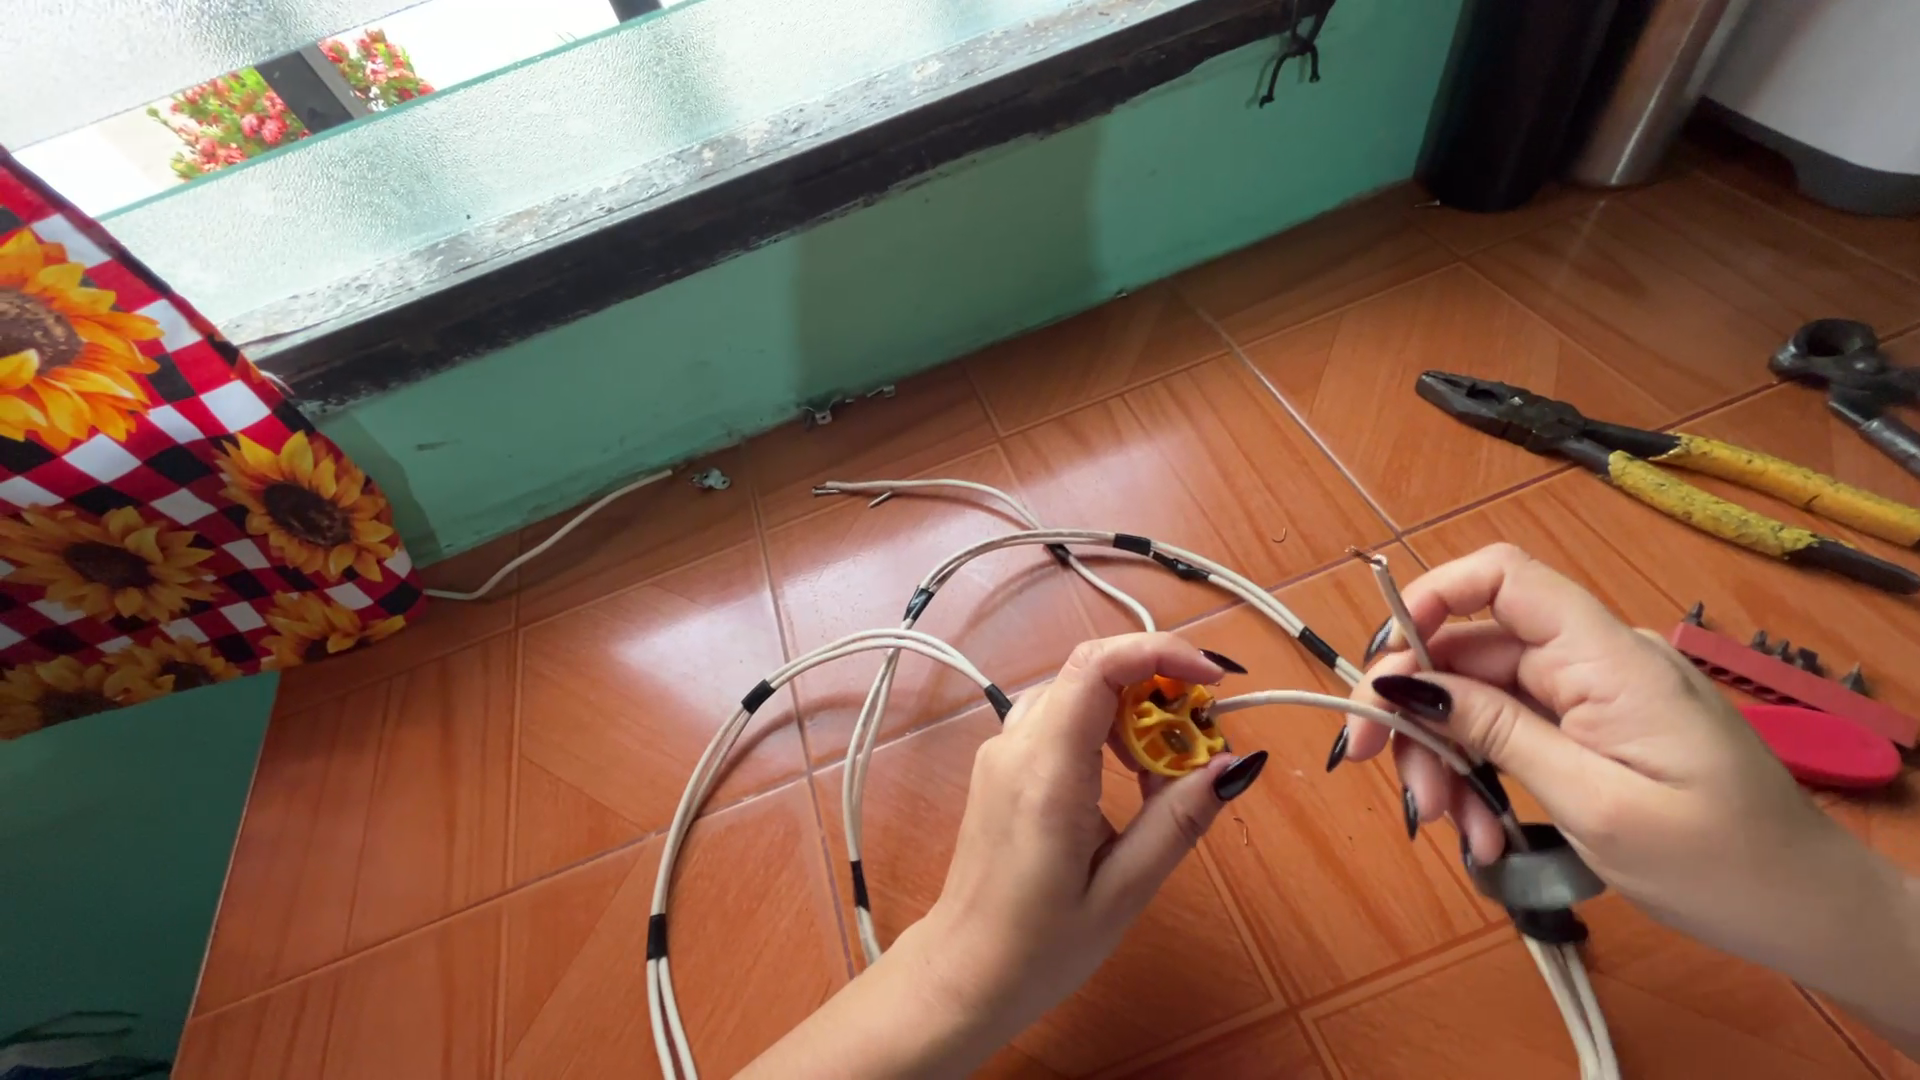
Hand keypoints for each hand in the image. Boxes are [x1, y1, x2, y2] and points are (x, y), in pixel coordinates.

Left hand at [901, 633, 1267, 1040]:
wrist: (964, 969)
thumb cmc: (1042, 946)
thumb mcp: (1124, 891)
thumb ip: (1177, 820)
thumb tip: (1234, 763)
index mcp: (1045, 771)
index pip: (1096, 667)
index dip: (1158, 652)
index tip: (1213, 678)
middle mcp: (1016, 744)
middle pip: (1088, 671)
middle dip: (1155, 682)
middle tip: (1202, 731)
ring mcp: (1002, 749)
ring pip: (1074, 690)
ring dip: (1129, 706)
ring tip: (1168, 762)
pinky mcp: (1001, 762)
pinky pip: (1057, 716)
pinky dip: (1101, 724)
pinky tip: (1125, 772)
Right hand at [1345, 544, 1912, 1007]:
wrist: (1815, 918)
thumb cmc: (1721, 863)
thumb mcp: (1594, 801)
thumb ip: (1496, 732)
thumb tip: (1404, 685)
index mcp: (1606, 658)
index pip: (1503, 577)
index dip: (1430, 596)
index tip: (1382, 660)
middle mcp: (1587, 660)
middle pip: (1466, 652)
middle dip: (1412, 707)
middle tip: (1369, 759)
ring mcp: (1581, 694)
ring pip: (1471, 699)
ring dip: (1440, 756)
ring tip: (1444, 822)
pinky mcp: (1578, 726)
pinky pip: (1499, 732)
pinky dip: (1474, 775)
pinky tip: (1480, 829)